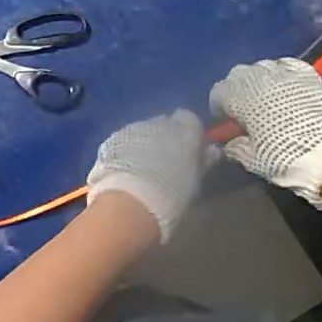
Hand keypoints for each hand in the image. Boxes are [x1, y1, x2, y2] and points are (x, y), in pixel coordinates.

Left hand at [85, 110, 208, 241]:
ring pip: (142, 130)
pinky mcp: (112, 139)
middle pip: (164, 123)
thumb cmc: (172, 195)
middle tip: (165, 159)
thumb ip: (202, 162)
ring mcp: (132, 129)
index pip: (189, 120)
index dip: (188, 133)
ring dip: (144, 142)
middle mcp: (158, 123)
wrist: (130, 201)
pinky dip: (126, 149)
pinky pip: (123, 140)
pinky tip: (125, 167)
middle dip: (165, 136)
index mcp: (184, 131)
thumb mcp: (195, 180)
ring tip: (143, 166)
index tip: (189, 148)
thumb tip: (210, 152)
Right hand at [209, 59, 321, 209]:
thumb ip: (235, 147)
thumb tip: (229, 143)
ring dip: (260, 79)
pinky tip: (288, 87)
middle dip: (237, 89)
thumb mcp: (251, 158)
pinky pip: (289, 66)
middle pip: (239, 74)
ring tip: (267, 97)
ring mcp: (285, 77)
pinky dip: (285, 72)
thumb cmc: (284, 157)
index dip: (219, 106)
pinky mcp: (310, 79)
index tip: (225, 121)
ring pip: (263, 67)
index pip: (218, 92)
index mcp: (238, 98)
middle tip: (244, 109)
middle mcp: (258, 80)